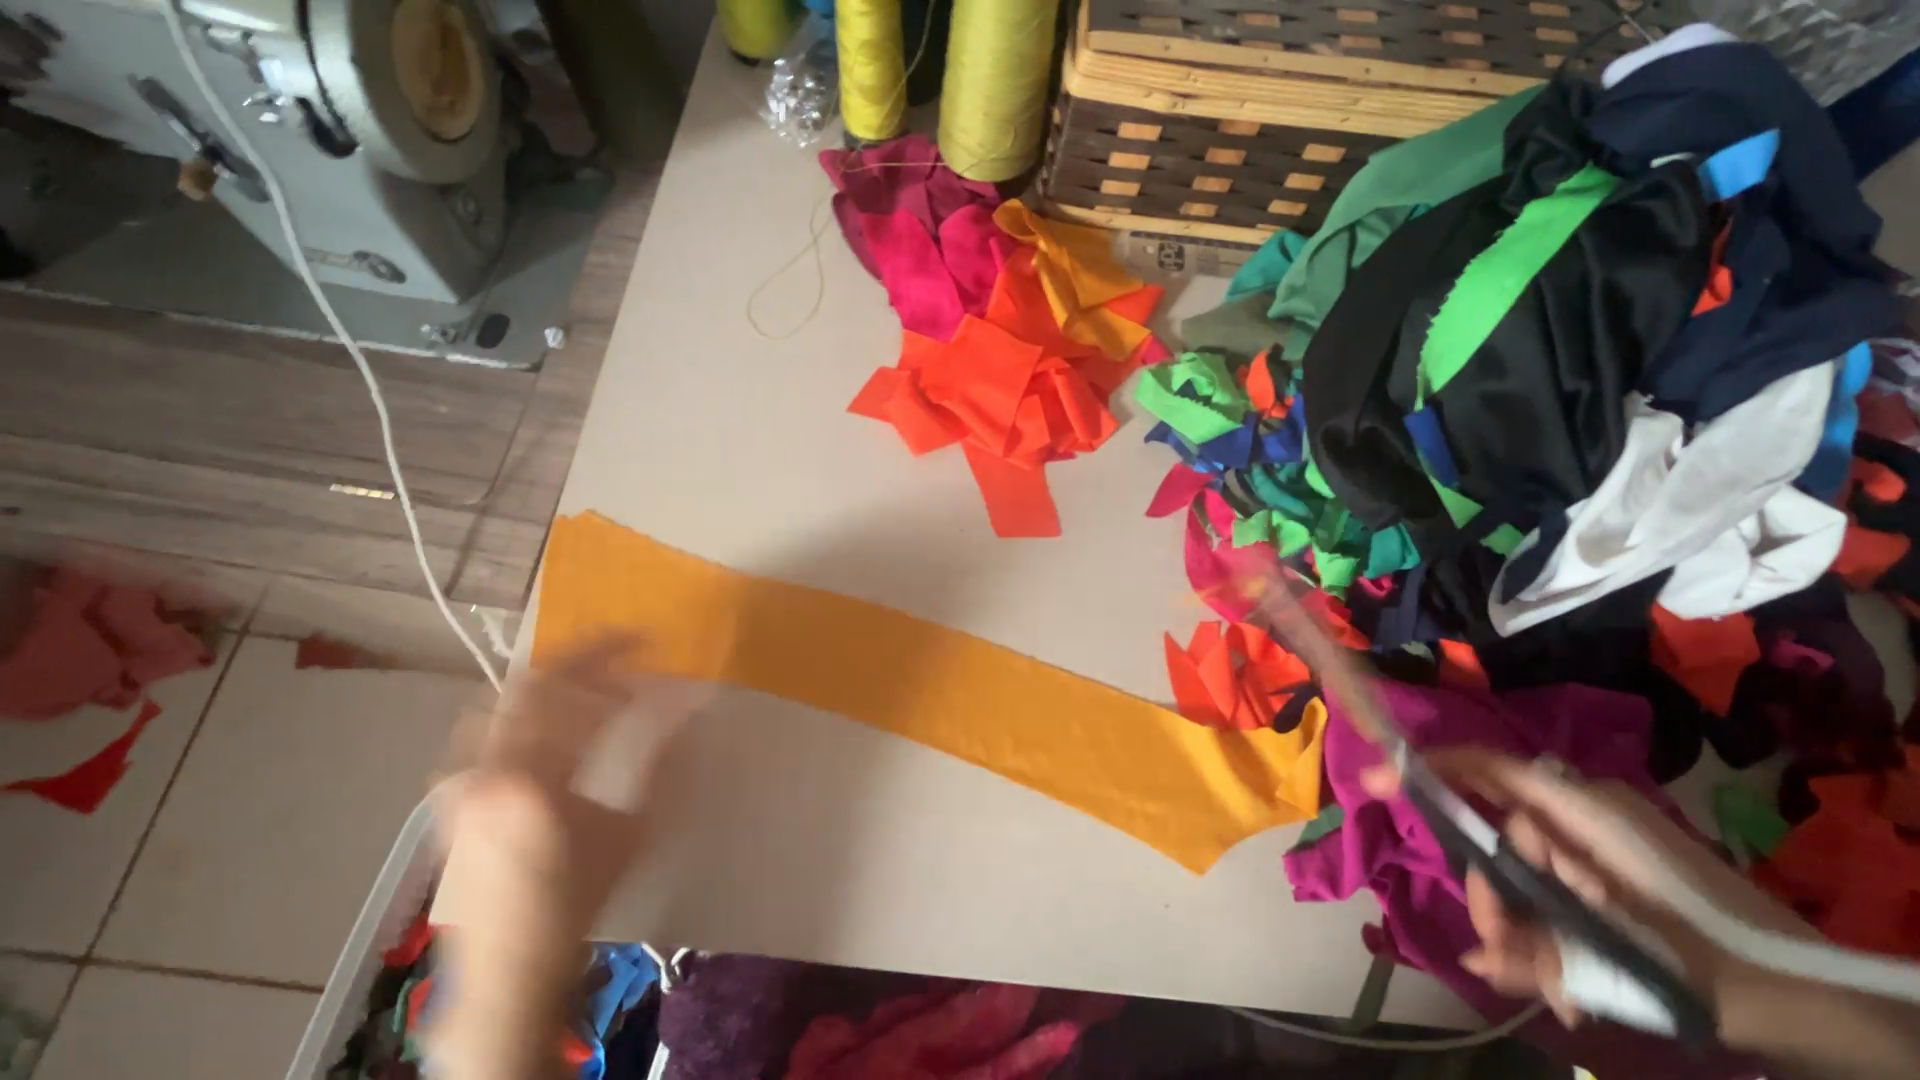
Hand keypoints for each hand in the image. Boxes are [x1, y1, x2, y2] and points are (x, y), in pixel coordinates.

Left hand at [430, 636, 702, 1079]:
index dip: (617, 657)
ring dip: (550, 681)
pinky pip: (484, 729)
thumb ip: (660, 760)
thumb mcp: (633, 830)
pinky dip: (521, 711)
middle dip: (582, 657)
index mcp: (533, 778)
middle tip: (622, 650)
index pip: (578, 692)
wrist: (511, 960)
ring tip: (588, 680)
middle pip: (531, 682)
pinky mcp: (452, 792)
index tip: (650, 641)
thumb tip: (692, 703)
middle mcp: (486, 768)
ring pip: (501, 700)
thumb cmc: (580, 897)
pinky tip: (548, 723)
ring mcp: (460, 778)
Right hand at [1360, 749, 1812, 1030]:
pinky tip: (1568, 985)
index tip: (1374, 780)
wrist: (1819, 994)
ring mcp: (1598, 839)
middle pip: (1496, 832)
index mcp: (1585, 814)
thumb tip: (1469, 953)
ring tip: (1554, 992)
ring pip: (1522, 866)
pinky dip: (1550, 930)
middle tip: (1496, 948)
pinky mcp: (1610, 866)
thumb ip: (1540, 957)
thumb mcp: (1627, 968)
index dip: (1426, 769)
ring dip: (1524, 928)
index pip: (1486, 769)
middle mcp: (1585, 814)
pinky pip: (1552, 883)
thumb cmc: (1717, 963)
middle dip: (1489, 895)